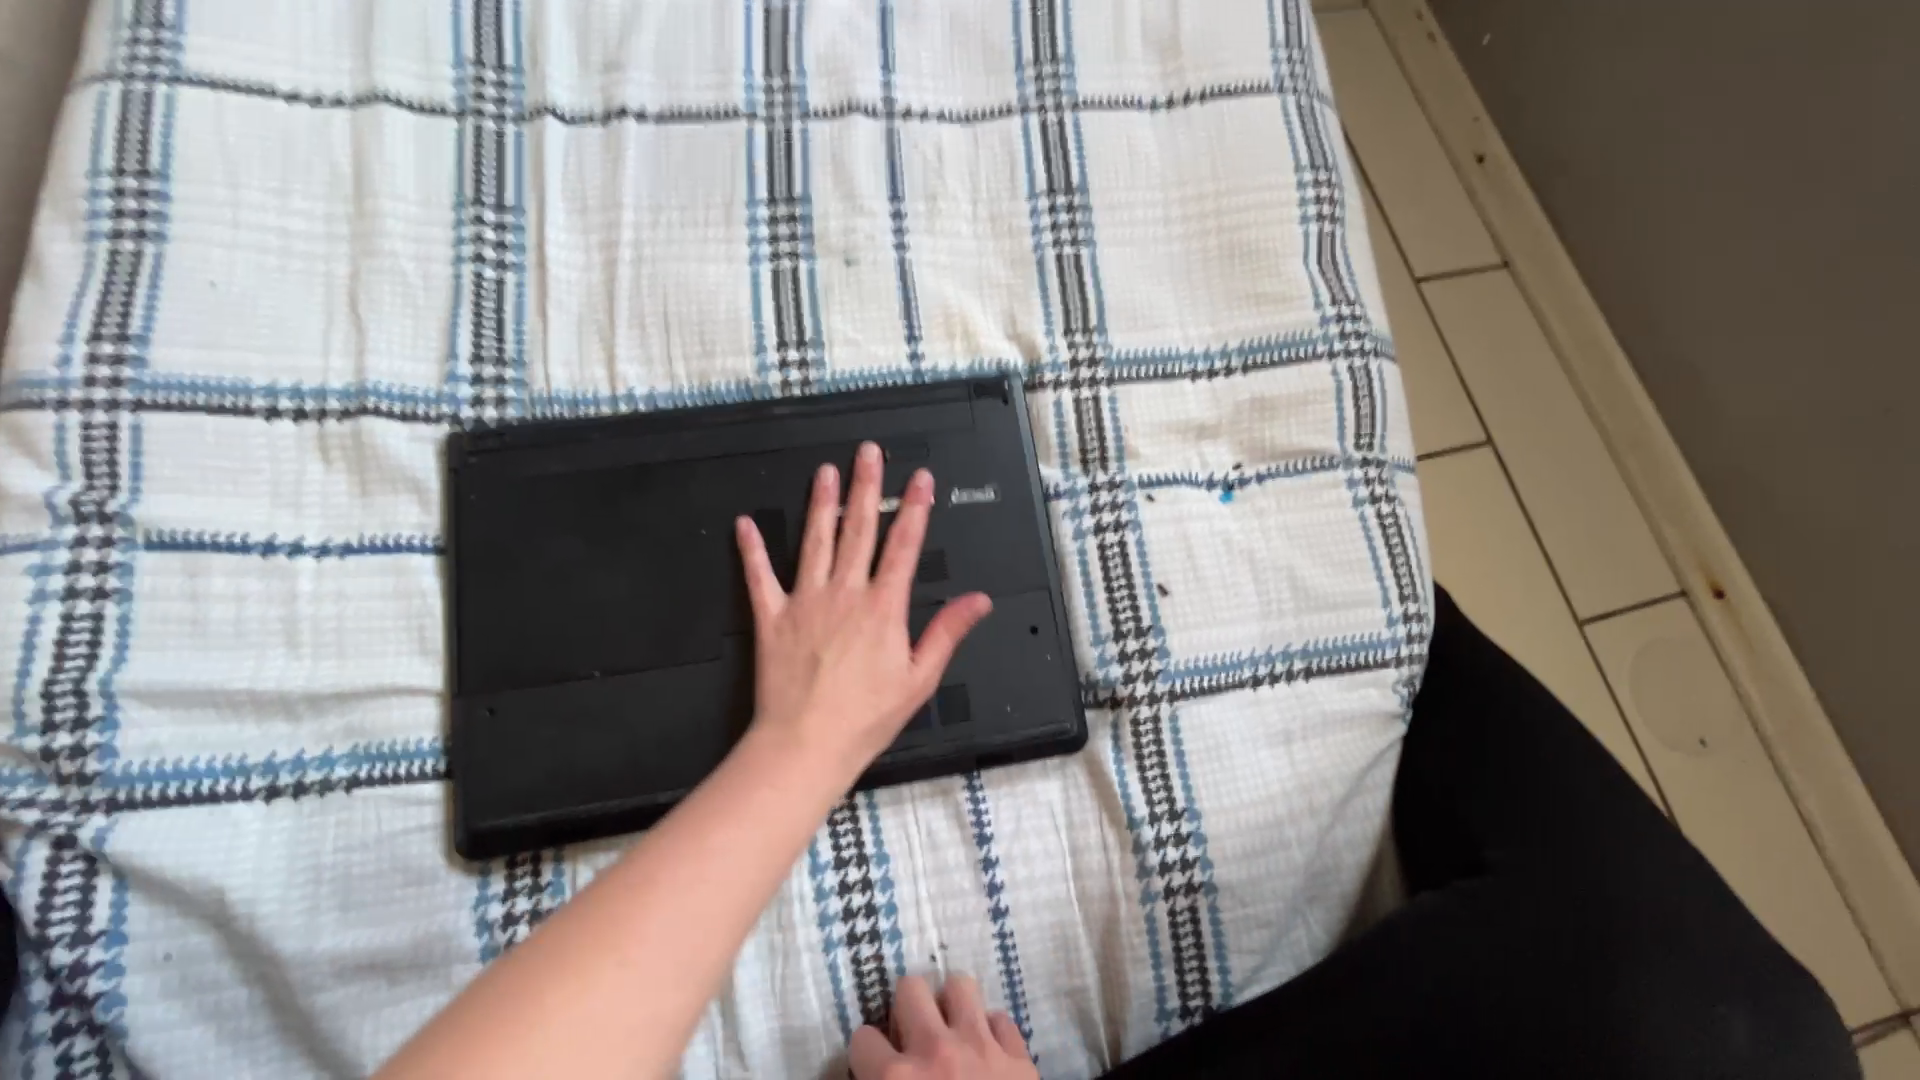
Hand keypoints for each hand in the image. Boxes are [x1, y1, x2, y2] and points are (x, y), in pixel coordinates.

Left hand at [735, 442, 991, 774]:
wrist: (806, 743)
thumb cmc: (864, 718)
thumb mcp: (920, 678)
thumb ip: (947, 632)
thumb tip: (978, 601)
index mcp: (882, 608)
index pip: (904, 545)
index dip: (914, 507)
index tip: (920, 479)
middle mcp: (844, 594)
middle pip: (859, 529)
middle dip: (866, 487)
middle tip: (868, 453)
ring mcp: (805, 601)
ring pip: (816, 540)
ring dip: (822, 503)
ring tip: (825, 471)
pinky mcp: (772, 617)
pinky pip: (759, 576)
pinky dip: (752, 549)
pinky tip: (745, 525)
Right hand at [849, 975, 1037, 1079]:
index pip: (862, 1038)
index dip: (868, 1055)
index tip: (876, 1068)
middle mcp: (934, 1050)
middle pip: (909, 988)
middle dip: (907, 1011)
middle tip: (913, 1039)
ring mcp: (981, 1046)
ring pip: (960, 985)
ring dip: (952, 1006)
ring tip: (951, 1031)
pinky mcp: (1019, 1056)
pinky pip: (1002, 1018)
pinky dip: (993, 1032)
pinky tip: (988, 1054)